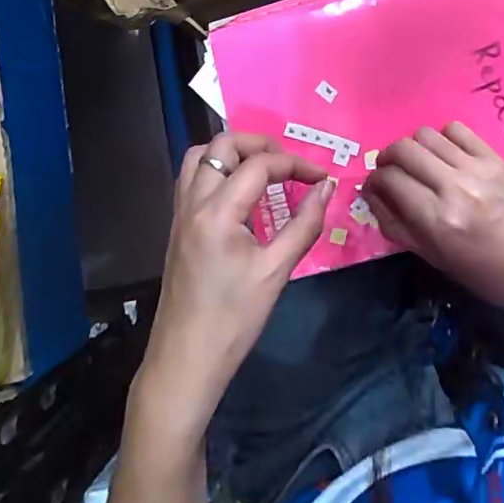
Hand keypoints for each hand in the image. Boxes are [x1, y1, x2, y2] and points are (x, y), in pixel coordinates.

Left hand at [136, 133, 332, 438]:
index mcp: (217, 211)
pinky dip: (217, 171)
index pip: (258, 165)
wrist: (187, 357)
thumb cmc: (234, 319)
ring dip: (232, 154)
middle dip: (259, 145)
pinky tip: (239, 193)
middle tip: (290, 164)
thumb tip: (326, 188)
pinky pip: (192, 178)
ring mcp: (179, 211)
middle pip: (221, 145)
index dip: (295, 164)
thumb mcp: (276, 272)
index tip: (322, 178)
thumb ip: (304, 224)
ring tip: (264, 171)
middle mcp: (192, 201)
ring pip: (200, 157)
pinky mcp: (177, 224)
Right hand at [362, 122, 503, 312]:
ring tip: (418, 163)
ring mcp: (476, 170)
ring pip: (425, 135)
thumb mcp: (429, 255)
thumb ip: (393, 222)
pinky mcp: (494, 159)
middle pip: (402, 150)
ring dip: (413, 147)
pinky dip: (442, 139)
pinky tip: (445, 156)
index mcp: (435, 218)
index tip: (376, 187)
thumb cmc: (481, 270)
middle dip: (387, 158)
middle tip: (391, 171)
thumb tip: (370, 193)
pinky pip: (456, 130)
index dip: (374, 180)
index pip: (388, 179)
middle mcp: (453, 188)